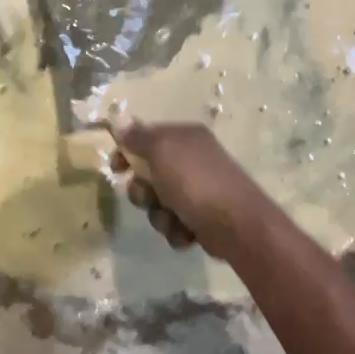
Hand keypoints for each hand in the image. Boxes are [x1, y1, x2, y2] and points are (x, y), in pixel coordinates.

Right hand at [106, 117, 267, 254]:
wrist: (237, 226)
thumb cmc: (196, 183)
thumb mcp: (162, 152)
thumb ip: (138, 137)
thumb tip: (120, 120)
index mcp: (183, 138)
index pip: (144, 138)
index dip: (126, 153)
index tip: (116, 169)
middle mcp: (190, 160)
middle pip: (147, 175)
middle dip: (143, 192)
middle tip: (152, 197)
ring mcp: (196, 190)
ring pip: (157, 203)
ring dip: (159, 215)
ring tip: (174, 219)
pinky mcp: (199, 217)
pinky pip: (172, 223)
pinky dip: (175, 230)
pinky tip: (187, 232)